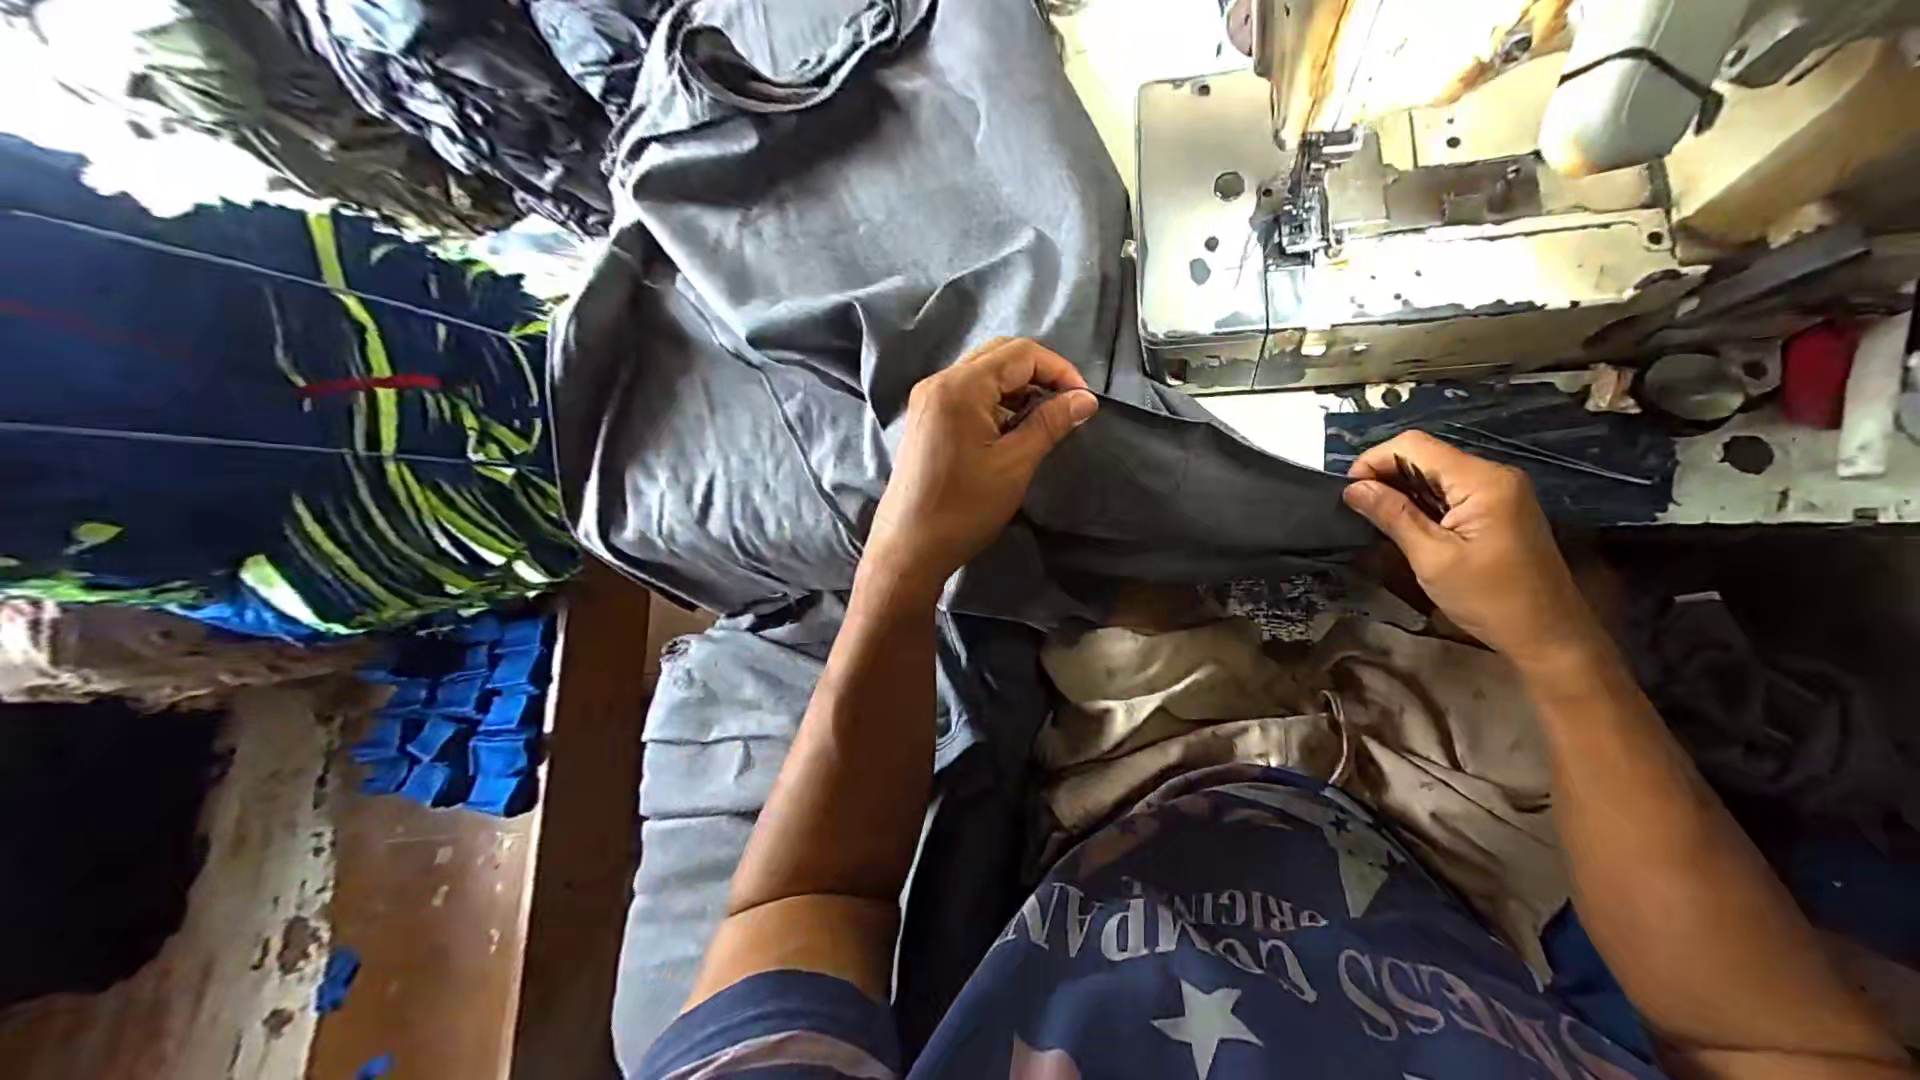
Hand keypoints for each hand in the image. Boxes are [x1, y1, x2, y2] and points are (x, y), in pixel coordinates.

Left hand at [862, 338, 1098, 599]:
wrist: (909, 548)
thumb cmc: (964, 508)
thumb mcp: (1015, 464)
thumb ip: (1050, 423)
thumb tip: (1085, 399)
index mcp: (960, 386)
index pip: (1020, 353)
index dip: (1058, 369)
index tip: (1083, 399)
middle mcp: (939, 382)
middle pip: (999, 356)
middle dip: (1039, 375)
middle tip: (1066, 407)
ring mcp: (928, 401)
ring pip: (983, 374)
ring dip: (1018, 389)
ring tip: (1043, 422)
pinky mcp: (925, 420)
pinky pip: (967, 395)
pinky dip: (995, 403)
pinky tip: (1012, 430)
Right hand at [1343, 431, 1605, 670]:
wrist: (1548, 634)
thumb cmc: (1490, 598)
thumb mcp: (1432, 558)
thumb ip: (1393, 515)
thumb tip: (1353, 489)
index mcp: (1483, 481)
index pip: (1414, 446)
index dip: (1374, 461)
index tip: (1350, 493)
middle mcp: (1493, 475)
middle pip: (1424, 454)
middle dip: (1384, 474)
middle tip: (1359, 508)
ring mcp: (1498, 490)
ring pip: (1433, 471)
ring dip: (1400, 488)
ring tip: (1377, 517)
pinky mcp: (1496, 506)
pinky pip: (1448, 489)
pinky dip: (1420, 499)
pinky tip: (1406, 523)